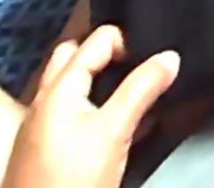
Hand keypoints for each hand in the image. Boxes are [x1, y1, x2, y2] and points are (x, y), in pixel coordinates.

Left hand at [0, 25, 179, 187]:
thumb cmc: (73, 186)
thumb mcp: (114, 133)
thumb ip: (142, 89)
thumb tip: (171, 56)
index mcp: (57, 89)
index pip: (98, 40)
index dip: (129, 42)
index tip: (154, 61)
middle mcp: (45, 101)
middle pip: (78, 56)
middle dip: (110, 53)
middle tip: (139, 66)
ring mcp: (42, 130)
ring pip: (77, 86)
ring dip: (105, 80)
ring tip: (138, 90)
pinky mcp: (47, 155)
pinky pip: (76, 112)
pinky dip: (98, 105)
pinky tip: (124, 123)